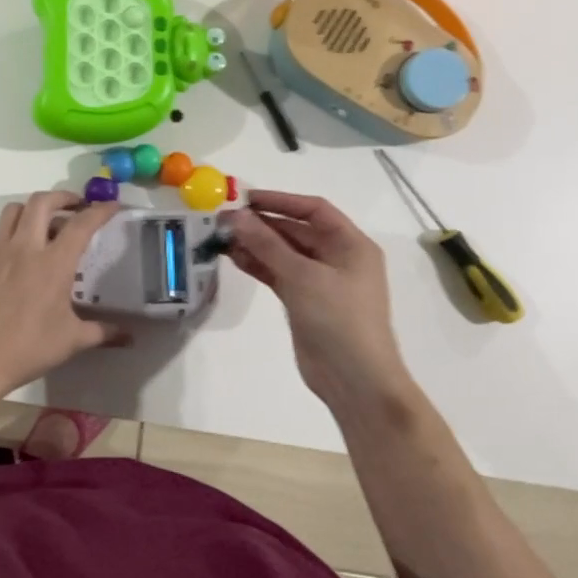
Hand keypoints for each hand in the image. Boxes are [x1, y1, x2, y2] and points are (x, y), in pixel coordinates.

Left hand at [0, 191, 126, 396]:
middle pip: (42, 201)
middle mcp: (26, 248)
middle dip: (63, 196)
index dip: (100, 211)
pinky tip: (26, 248)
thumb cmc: (28, 348)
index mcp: (53, 264)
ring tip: (49, 222)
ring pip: (16, 209)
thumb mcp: (72, 341)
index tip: (113, 206)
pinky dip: (17, 224)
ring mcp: (0, 251)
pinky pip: (1, 228)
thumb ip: (102, 332)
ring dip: (35, 206)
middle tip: (78, 206)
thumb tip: (128, 335)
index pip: (81, 225)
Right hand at [222, 192, 413, 410]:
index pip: (314, 210)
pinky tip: (234, 259)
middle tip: (225, 221)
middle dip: (262, 224)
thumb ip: (267, 244)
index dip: (280, 200)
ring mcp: (321, 281)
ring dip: (256, 245)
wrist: (354, 378)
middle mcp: (338, 258)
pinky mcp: (305, 301)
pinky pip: (279, 274)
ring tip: (222, 239)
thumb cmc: (338, 320)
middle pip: (296, 231)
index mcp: (351, 245)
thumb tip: (236, 216)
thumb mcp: (302, 276)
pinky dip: (258, 265)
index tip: (245, 199)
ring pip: (284, 253)